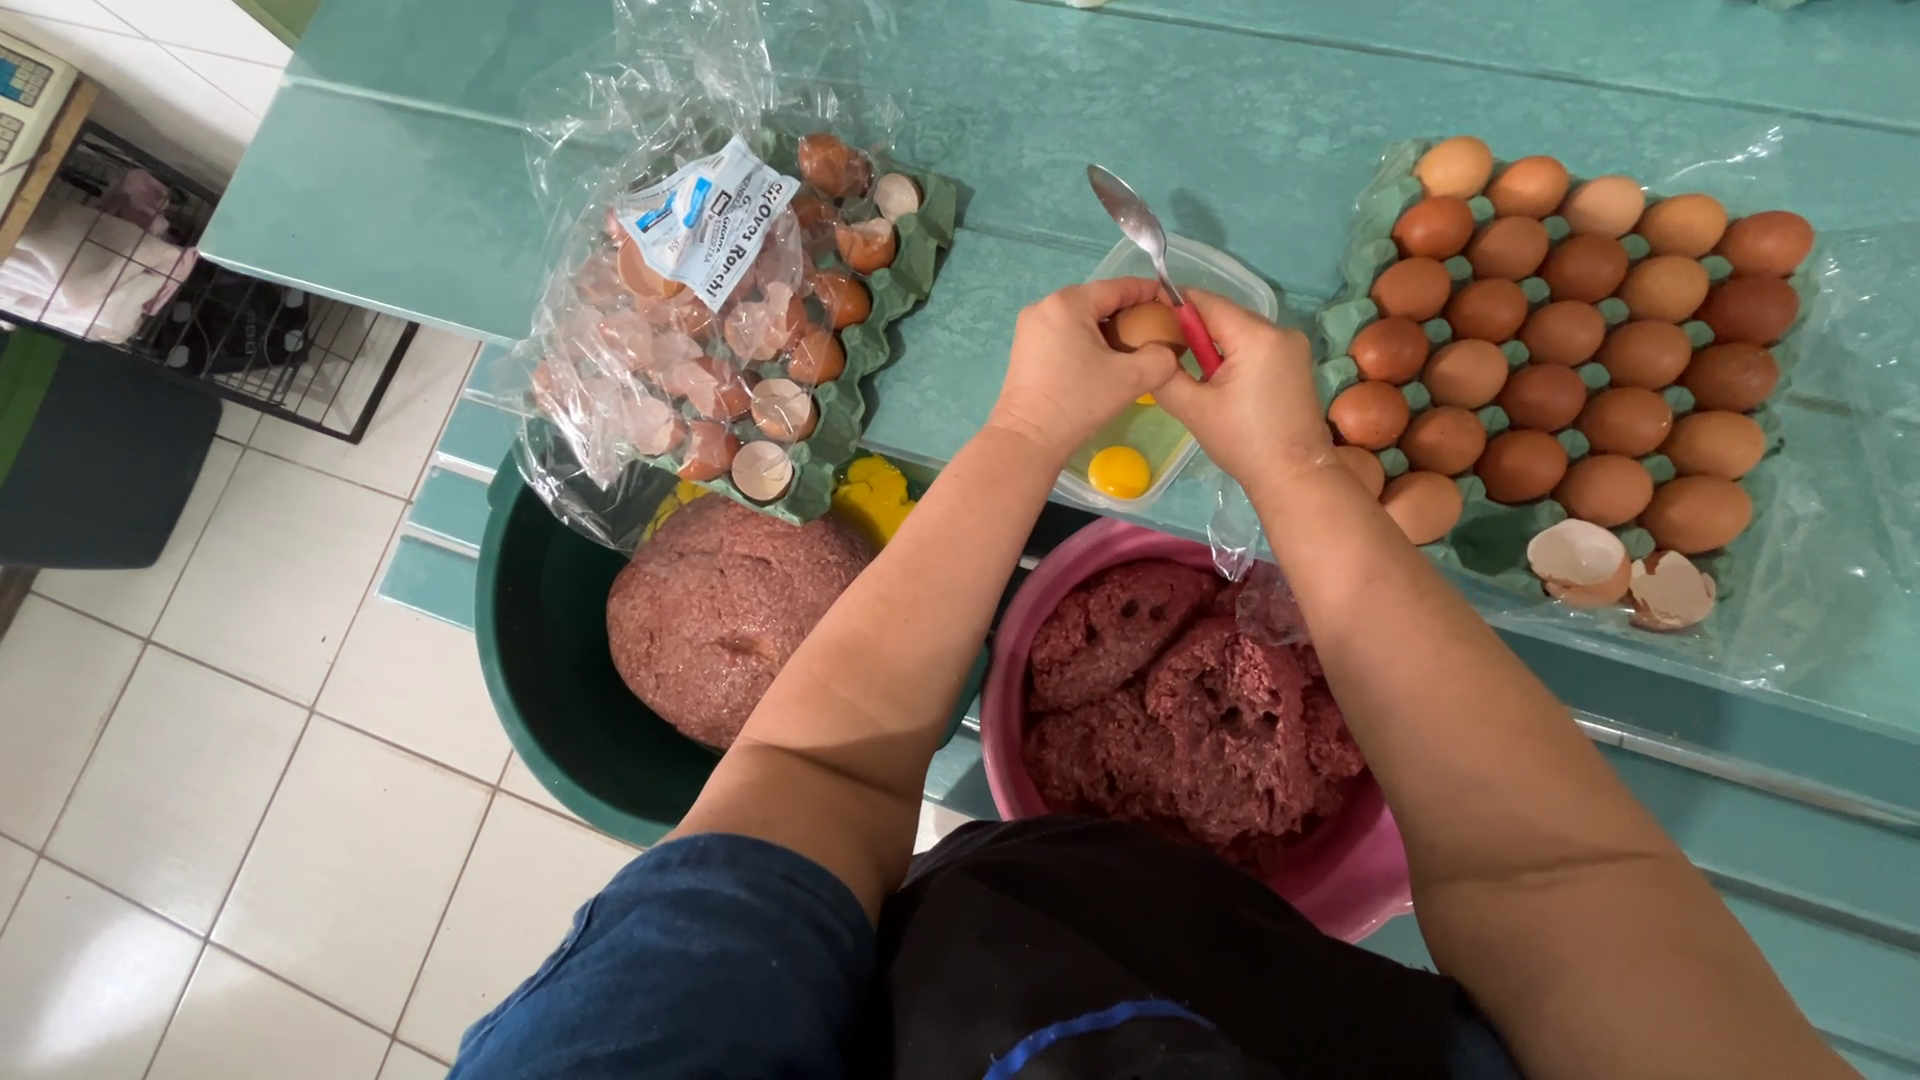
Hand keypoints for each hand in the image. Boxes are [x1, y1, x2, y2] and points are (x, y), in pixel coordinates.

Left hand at [987, 278, 1180, 462]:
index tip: (1169, 303)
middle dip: (1126, 312)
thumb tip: (1165, 351)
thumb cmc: (1078, 403)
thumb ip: (1161, 357)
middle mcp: (1044, 307)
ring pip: (1078, 318)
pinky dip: (1084, 341)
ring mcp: (1029, 329)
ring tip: (1129, 348)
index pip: (1117, 287)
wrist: (1028, 440)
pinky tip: (1099, 361)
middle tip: (1152, 330)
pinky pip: (1062, 334)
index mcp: (1068, 304)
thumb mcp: (1130, 379)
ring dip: (1104, 328)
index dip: (1147, 291)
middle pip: (1095, 301)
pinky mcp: (1023, 349)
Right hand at [1150, 290, 1333, 494]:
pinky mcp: (1295, 362)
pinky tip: (1214, 376)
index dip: (1175, 304)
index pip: (1208, 303)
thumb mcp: (1193, 409)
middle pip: (1225, 315)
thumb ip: (1166, 374)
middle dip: (1192, 326)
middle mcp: (1279, 331)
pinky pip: (1255, 345)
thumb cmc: (1242, 442)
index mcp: (1255, 337)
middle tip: (1160, 343)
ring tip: (1184, 363)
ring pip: (1239, 330)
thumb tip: (1149, 355)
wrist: (1293, 474)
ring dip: (1212, 342)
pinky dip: (1231, 353)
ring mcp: (1292, 346)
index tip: (1147, 313)